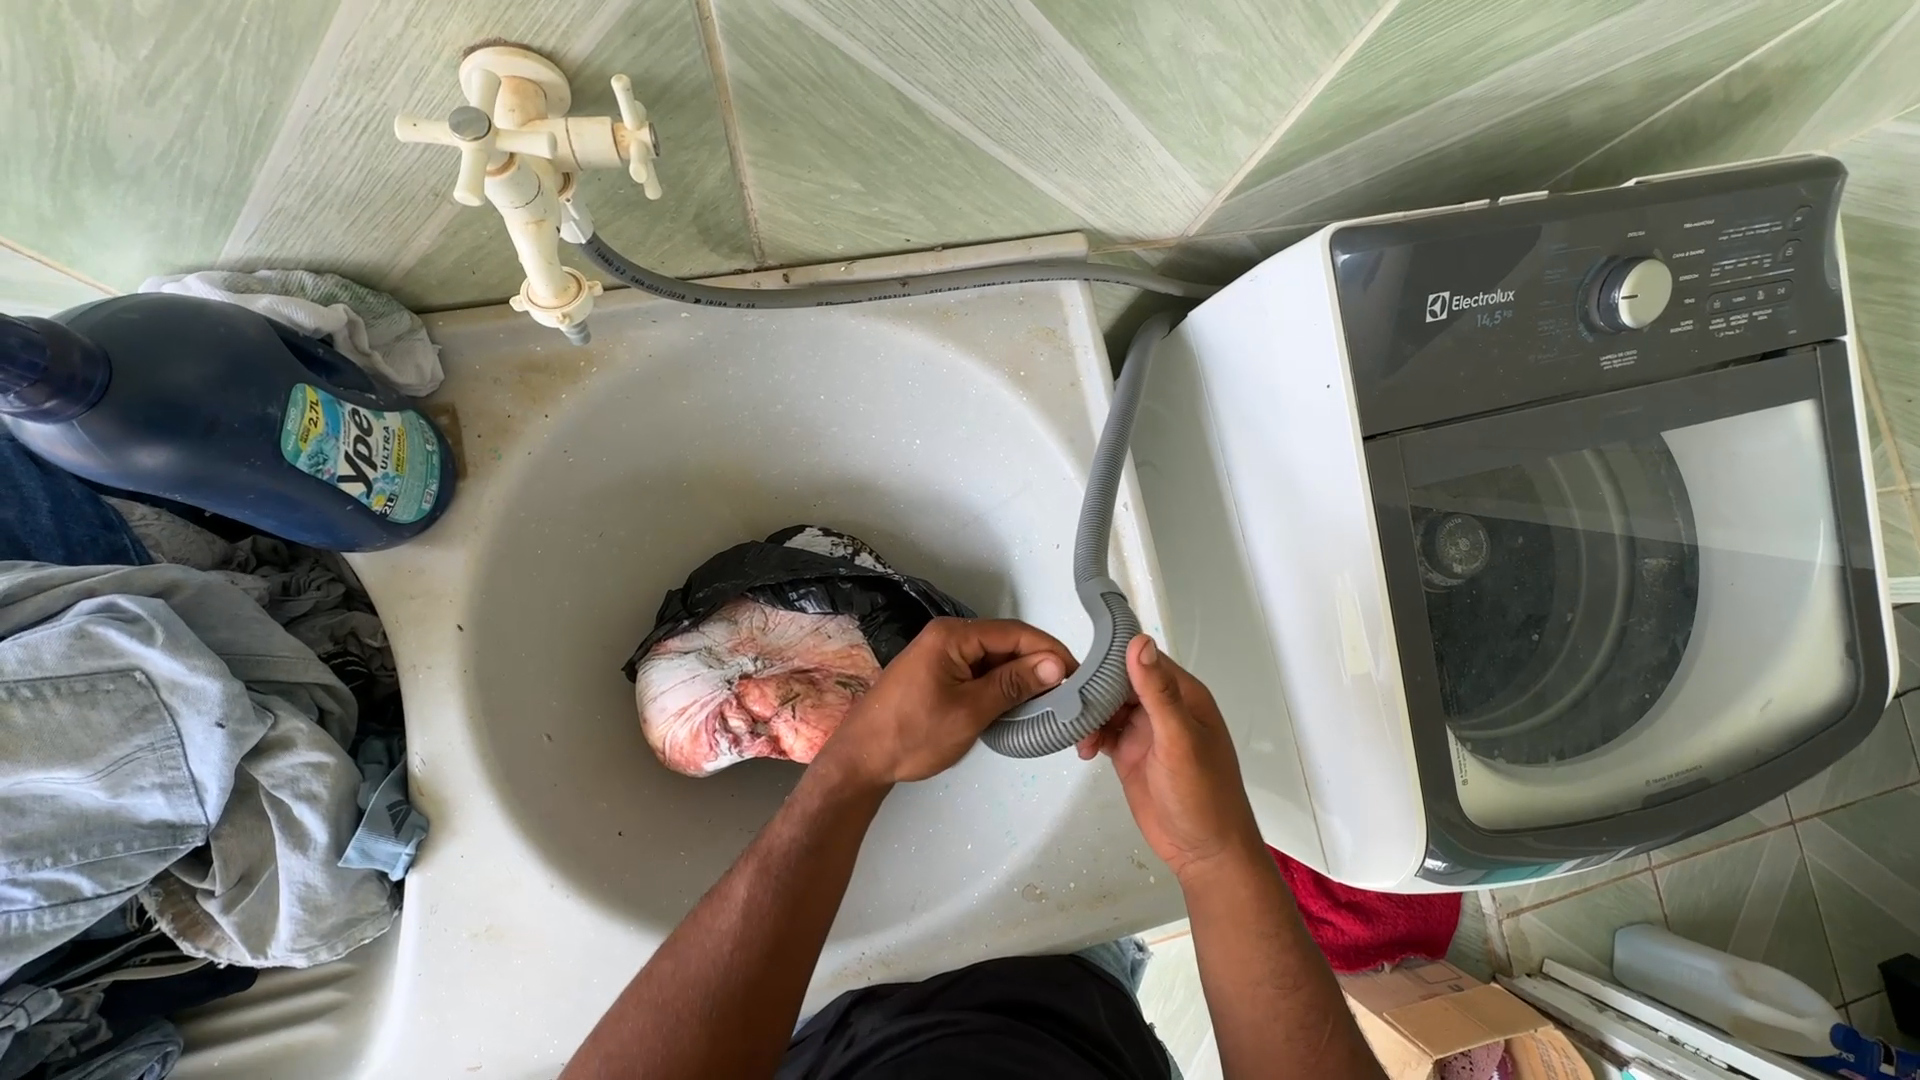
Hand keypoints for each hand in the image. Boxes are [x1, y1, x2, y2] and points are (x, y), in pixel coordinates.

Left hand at [815, 618, 1069, 790]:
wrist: (860, 759)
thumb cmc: (912, 734)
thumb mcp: (970, 711)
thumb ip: (1013, 684)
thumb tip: (1055, 664)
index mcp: (952, 636)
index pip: (1015, 632)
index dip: (1049, 651)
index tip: (1078, 674)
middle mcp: (947, 637)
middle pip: (1005, 643)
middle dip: (1037, 665)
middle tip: (1068, 693)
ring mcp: (940, 656)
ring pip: (993, 660)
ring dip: (1020, 678)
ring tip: (1049, 703)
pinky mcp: (937, 674)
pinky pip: (978, 672)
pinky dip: (999, 687)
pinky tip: (1016, 706)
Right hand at [1077, 636, 1264, 880]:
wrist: (1204, 853)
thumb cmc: (1203, 795)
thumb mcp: (1179, 739)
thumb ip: (1158, 692)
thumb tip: (1139, 643)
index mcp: (1182, 696)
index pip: (1143, 660)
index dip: (1112, 657)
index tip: (1081, 661)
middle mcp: (1162, 708)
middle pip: (1119, 682)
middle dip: (1093, 688)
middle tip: (1067, 700)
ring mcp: (1144, 731)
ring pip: (1106, 706)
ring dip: (1087, 713)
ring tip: (1074, 729)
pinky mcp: (1129, 753)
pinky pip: (1102, 732)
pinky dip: (1088, 735)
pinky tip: (1082, 748)